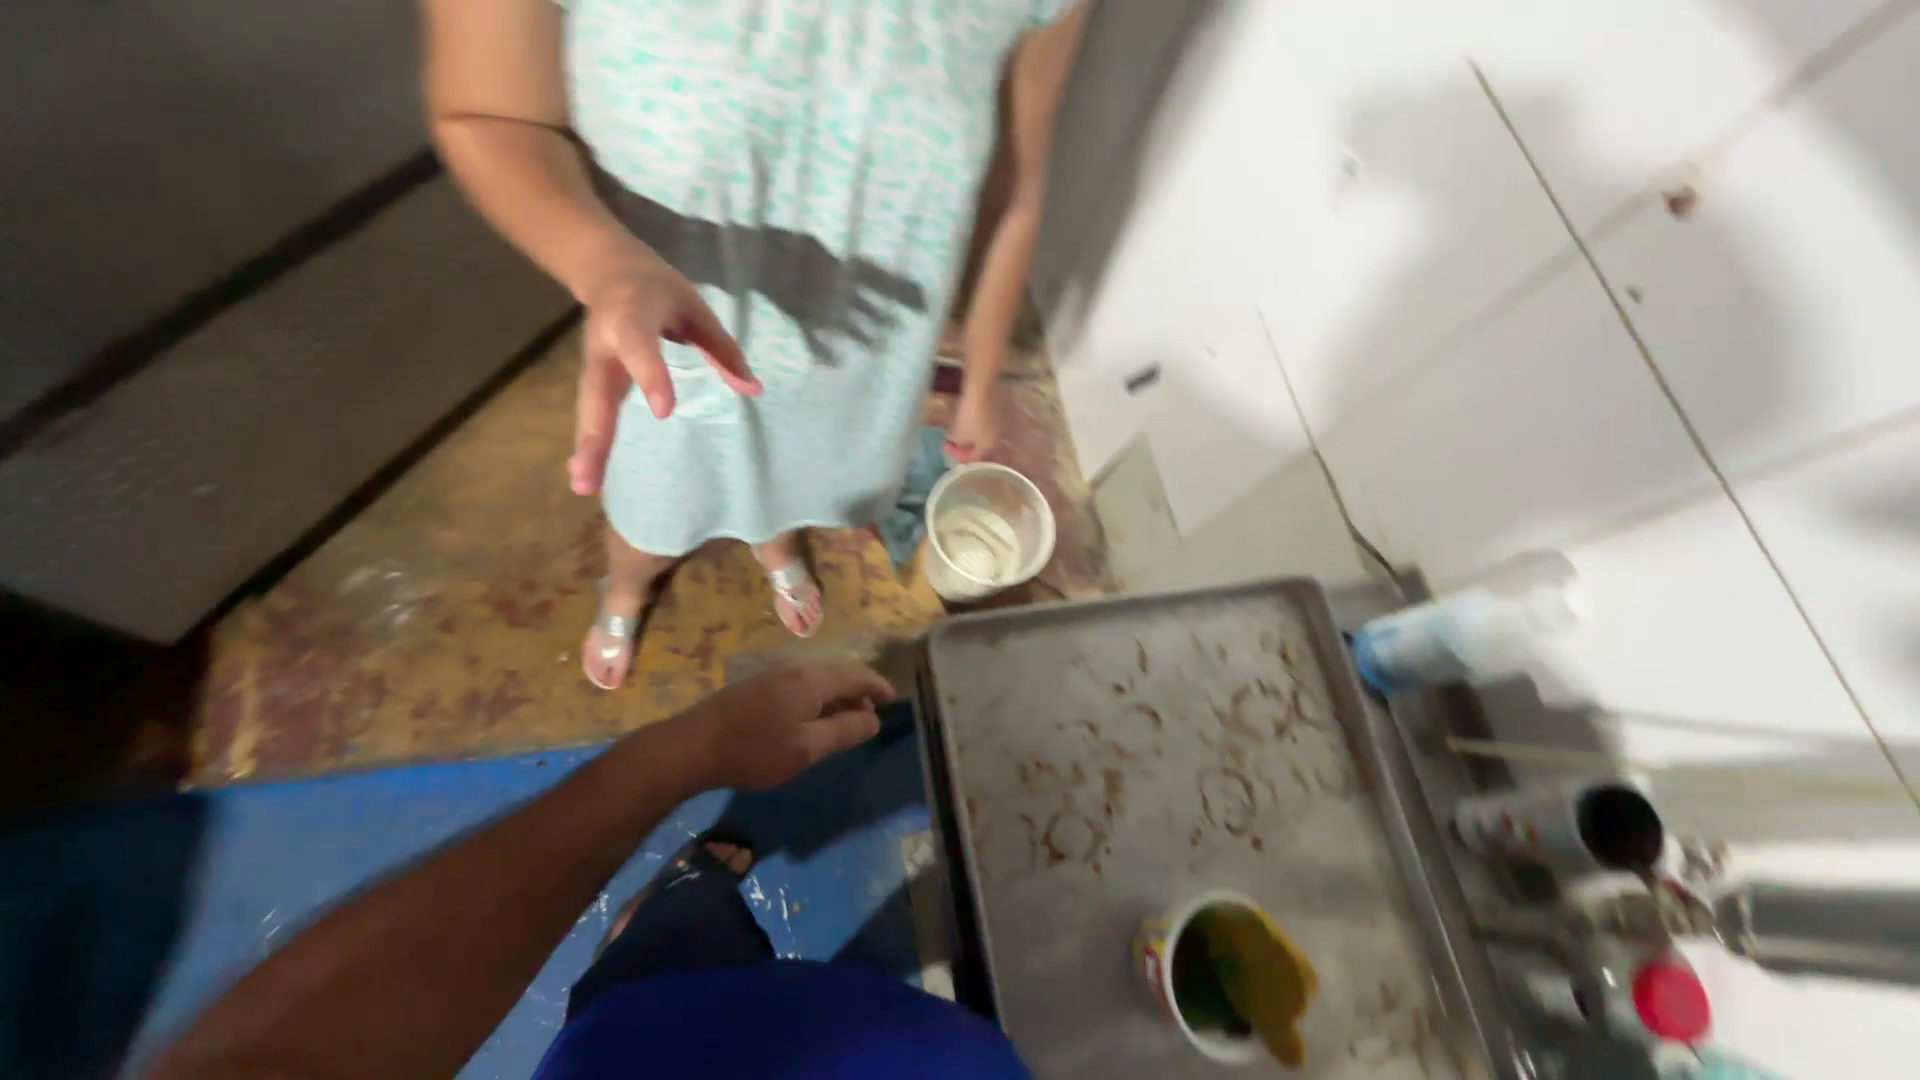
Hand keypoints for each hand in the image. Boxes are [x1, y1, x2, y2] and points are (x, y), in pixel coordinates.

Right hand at [569, 253, 760, 495]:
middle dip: (596, 431)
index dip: (651, 376)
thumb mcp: (694, 308)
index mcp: (632, 317)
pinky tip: (587, 478)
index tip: (664, 410)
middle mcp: (606, 345)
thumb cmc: (659, 289)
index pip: (640, 348)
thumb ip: (721, 347)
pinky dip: (589, 445)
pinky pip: (592, 414)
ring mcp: (595, 364)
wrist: (608, 270)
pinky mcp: (594, 380)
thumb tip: (754, 389)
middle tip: (590, 469)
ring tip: (585, 486)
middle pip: (599, 391)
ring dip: (588, 448)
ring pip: (590, 409)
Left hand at [673, 663, 895, 791]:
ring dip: (838, 693)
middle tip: (873, 712)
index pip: (857, 674)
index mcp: (812, 679)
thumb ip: (844, 731)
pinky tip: (814, 716)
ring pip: (819, 677)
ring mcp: (774, 673)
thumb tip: (873, 719)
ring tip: (847, 716)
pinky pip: (802, 682)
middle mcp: (796, 668)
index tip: (894, 699)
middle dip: (860, 688)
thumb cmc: (754, 750)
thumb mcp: (807, 749)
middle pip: (838, 671)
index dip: (878, 686)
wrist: (692, 746)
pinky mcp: (758, 685)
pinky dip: (819, 695)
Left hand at [944, 390, 999, 462]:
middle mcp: (997, 441)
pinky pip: (984, 428)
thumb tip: (955, 441)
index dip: (956, 454)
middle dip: (963, 447)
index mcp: (988, 449)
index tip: (945, 445)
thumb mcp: (958, 434)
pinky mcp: (997, 417)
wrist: (981, 392)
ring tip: (956, 433)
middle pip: (978, 450)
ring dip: (969, 438)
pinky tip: (965, 423)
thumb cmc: (969, 416)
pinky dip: (974, 429)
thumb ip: (956, 443)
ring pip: (982, 439)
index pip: (971, 458)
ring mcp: (998, 428)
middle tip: (951, 442)